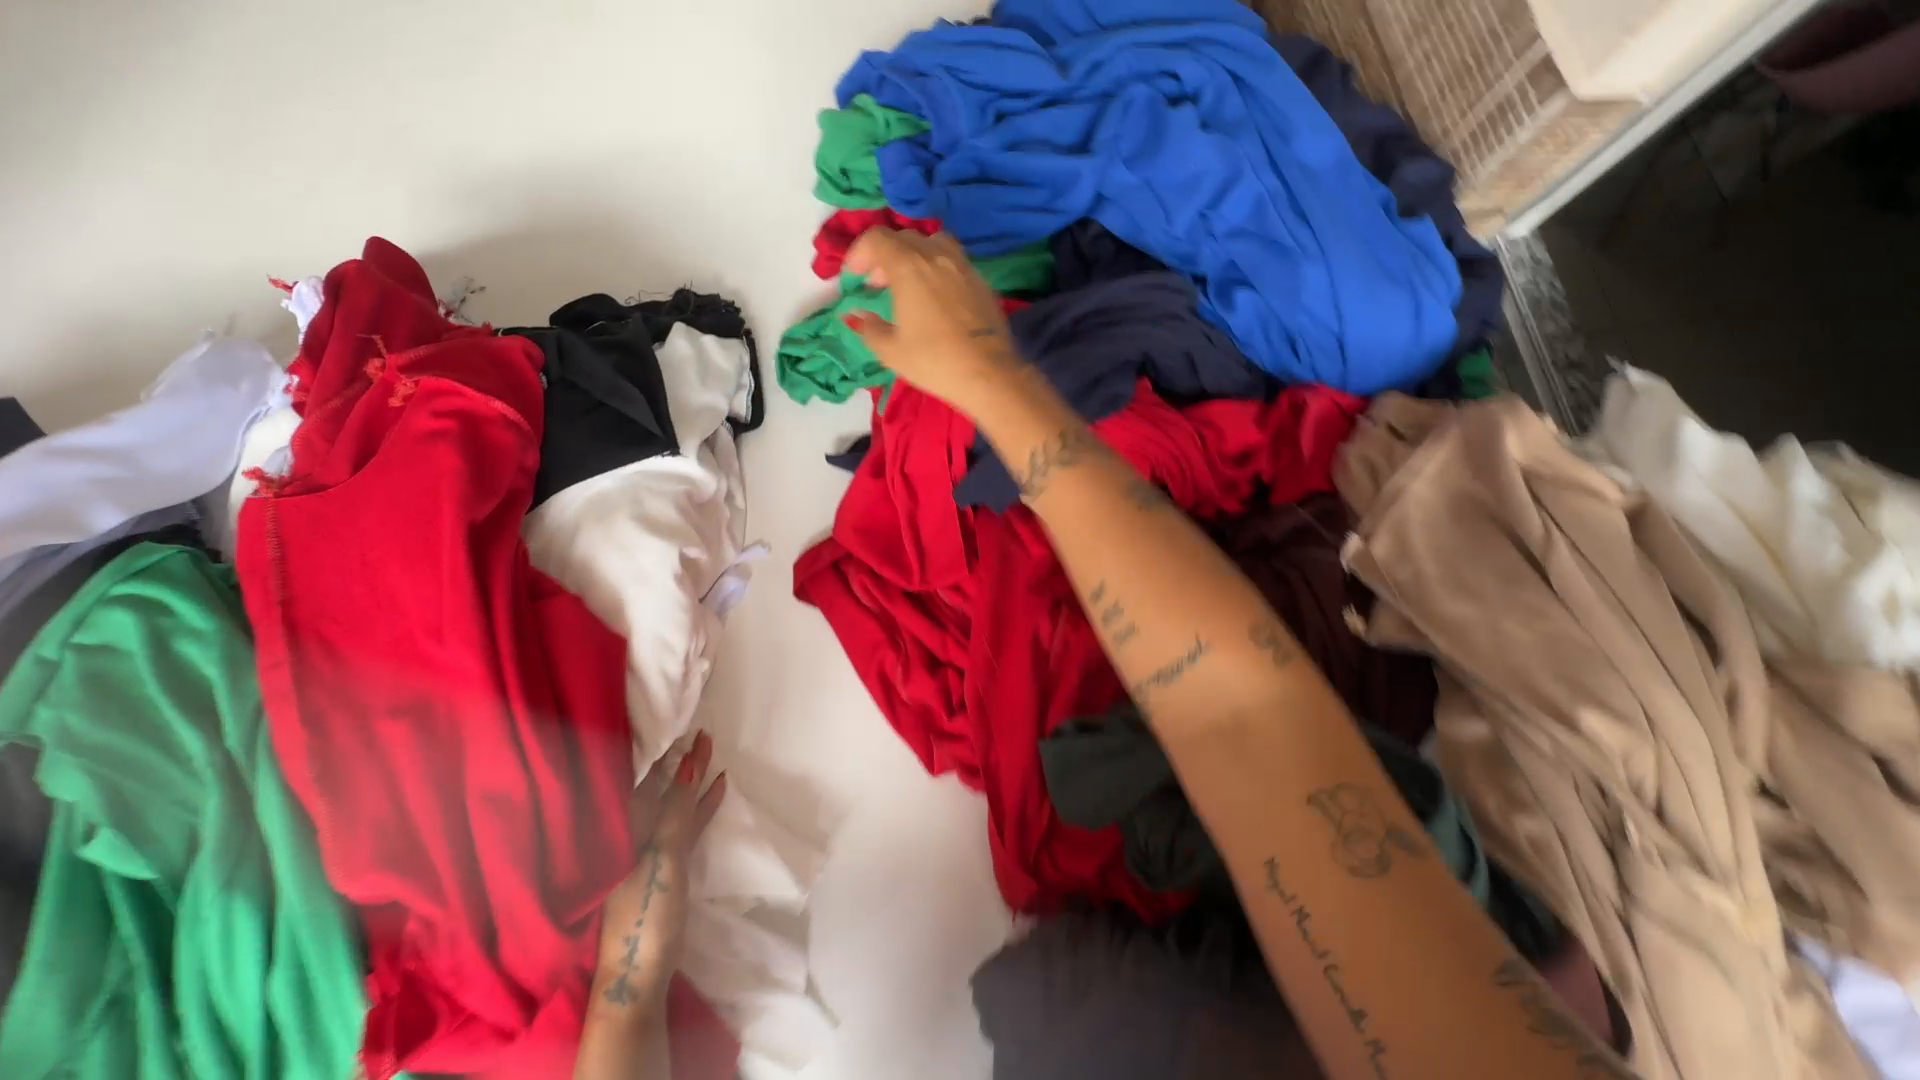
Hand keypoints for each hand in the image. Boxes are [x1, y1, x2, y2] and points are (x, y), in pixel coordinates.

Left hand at [589, 731, 726, 1019]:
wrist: (638, 975)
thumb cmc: (644, 912)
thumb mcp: (664, 857)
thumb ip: (677, 810)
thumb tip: (687, 762)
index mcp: (619, 828)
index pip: (640, 776)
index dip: (659, 748)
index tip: (679, 720)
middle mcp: (628, 833)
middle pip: (655, 786)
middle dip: (675, 759)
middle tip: (697, 727)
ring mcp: (647, 849)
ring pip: (672, 802)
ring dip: (690, 780)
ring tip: (710, 748)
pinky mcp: (665, 865)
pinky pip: (684, 824)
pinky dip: (699, 807)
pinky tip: (717, 789)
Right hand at [843, 228, 1034, 414]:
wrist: (989, 373)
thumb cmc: (934, 361)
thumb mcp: (891, 350)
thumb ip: (869, 328)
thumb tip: (857, 316)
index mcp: (909, 266)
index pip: (877, 238)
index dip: (859, 253)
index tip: (854, 279)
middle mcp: (936, 255)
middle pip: (903, 238)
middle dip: (883, 256)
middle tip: (877, 285)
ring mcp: (963, 265)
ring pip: (932, 243)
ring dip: (913, 256)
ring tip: (908, 284)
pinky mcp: (981, 280)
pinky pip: (952, 260)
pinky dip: (936, 268)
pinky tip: (934, 297)